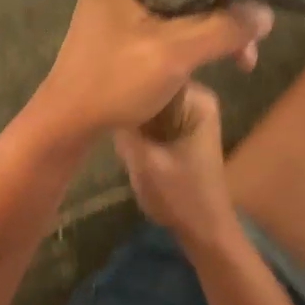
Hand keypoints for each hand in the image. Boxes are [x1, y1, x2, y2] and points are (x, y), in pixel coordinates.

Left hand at [29, 0, 274, 138]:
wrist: (70, 120)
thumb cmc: (113, 81)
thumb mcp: (175, 54)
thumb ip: (223, 29)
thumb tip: (267, 13)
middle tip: (251, 30)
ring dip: (221, 18)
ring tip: (245, 55)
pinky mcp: (134, 18)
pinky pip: (179, 11)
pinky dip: (204, 29)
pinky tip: (229, 57)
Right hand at [114, 84, 237, 247]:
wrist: (204, 233)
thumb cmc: (180, 196)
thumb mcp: (144, 160)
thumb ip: (124, 126)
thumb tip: (100, 97)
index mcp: (197, 97)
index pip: (154, 71)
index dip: (126, 82)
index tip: (101, 94)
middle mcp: (195, 97)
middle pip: (149, 86)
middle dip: (128, 102)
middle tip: (104, 116)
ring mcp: (188, 113)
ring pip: (146, 103)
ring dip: (130, 116)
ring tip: (109, 125)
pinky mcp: (178, 129)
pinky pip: (150, 117)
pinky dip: (137, 127)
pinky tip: (122, 139)